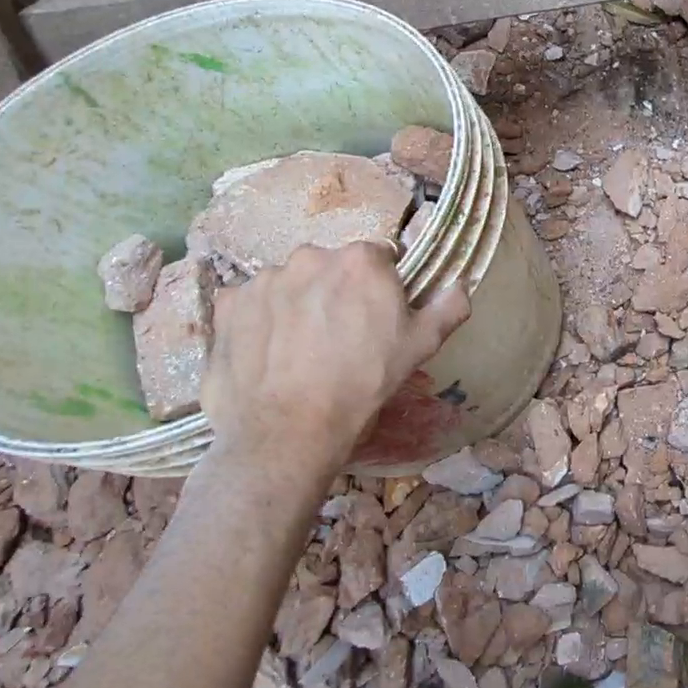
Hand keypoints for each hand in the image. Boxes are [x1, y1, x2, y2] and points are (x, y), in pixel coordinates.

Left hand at [202, 242, 470, 480]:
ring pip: (291, 284)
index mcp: (361, 260)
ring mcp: (264, 280)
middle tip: (341, 334)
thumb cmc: (363, 382)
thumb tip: (460, 284)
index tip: (378, 315)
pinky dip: (262, 320)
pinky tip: (271, 352)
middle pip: (331, 267)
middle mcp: (310, 257)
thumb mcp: (422, 345)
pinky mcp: (227, 306)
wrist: (286, 430)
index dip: (381, 286)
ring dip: (299, 304)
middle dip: (337, 291)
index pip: (378, 258)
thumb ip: (449, 306)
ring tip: (301, 348)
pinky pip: (252, 304)